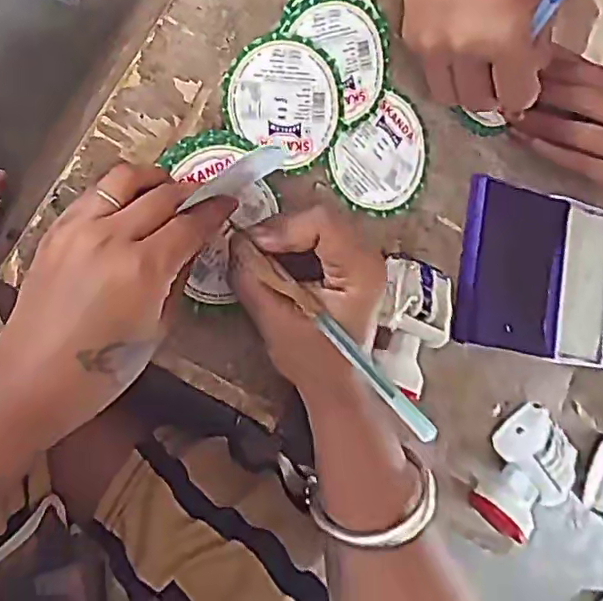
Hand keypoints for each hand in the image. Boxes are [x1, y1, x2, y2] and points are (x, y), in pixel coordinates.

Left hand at [0, 163, 234, 442]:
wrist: (30, 376)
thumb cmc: (100, 371)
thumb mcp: (156, 329)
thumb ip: (177, 279)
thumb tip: (192, 246)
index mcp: (143, 268)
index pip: (189, 223)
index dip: (214, 209)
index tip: (226, 202)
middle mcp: (112, 237)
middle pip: (162, 194)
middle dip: (189, 191)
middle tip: (200, 197)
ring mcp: (80, 227)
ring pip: (124, 177)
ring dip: (151, 178)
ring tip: (162, 189)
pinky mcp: (56, 227)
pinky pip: (94, 192)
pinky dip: (117, 191)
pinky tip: (124, 205)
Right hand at [230, 205, 386, 398]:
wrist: (337, 387)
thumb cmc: (314, 362)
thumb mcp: (275, 320)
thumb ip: (251, 277)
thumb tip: (234, 242)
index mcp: (360, 269)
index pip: (322, 221)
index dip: (282, 227)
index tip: (254, 244)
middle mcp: (367, 254)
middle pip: (317, 216)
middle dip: (278, 230)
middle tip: (251, 248)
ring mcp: (359, 254)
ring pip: (313, 220)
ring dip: (282, 235)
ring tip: (261, 257)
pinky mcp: (346, 257)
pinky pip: (314, 233)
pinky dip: (289, 241)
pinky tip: (276, 262)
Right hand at [402, 0, 545, 119]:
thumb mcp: (534, 3)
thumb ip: (534, 45)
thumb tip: (527, 72)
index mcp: (506, 43)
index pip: (517, 97)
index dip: (523, 96)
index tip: (522, 86)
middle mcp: (466, 53)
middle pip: (479, 103)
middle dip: (492, 97)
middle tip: (497, 81)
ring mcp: (434, 49)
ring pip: (448, 96)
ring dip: (462, 90)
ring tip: (471, 72)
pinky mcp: (411, 41)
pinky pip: (429, 72)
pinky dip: (443, 69)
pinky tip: (451, 47)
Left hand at [512, 47, 602, 189]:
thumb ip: (584, 74)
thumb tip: (536, 54)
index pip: (591, 74)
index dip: (551, 70)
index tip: (521, 67)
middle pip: (582, 101)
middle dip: (541, 94)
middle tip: (508, 91)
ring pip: (575, 133)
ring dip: (536, 122)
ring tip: (510, 114)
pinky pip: (576, 161)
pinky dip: (545, 148)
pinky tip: (523, 138)